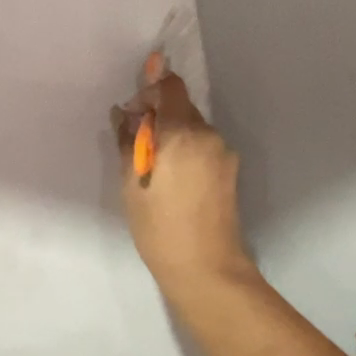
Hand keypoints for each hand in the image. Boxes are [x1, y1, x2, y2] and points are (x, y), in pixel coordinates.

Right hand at [112, 64, 253, 289]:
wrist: (208, 269)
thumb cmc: (161, 229)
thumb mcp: (132, 186)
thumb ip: (128, 142)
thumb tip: (124, 115)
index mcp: (183, 132)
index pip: (170, 86)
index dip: (149, 91)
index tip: (132, 117)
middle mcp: (209, 134)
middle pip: (181, 106)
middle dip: (157, 117)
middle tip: (136, 146)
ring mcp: (224, 152)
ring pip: (193, 127)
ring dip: (172, 135)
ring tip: (153, 171)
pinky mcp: (230, 170)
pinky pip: (203, 146)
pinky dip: (186, 151)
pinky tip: (174, 182)